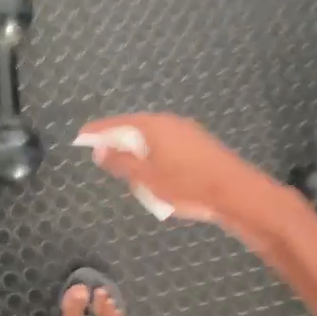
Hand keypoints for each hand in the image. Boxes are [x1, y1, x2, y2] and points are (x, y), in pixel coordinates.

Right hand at [74, 113, 286, 231]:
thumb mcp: (147, 178)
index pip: (117, 124)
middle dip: (118, 139)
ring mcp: (188, 132)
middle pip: (136, 127)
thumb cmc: (187, 185)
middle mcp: (169, 122)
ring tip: (126, 167)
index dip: (98, 131)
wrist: (236, 193)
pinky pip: (168, 145)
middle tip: (101, 152)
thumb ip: (121, 162)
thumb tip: (100, 150)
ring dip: (138, 149)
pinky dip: (155, 155)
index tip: (81, 136)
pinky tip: (155, 173)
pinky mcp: (200, 145)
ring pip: (153, 138)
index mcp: (153, 126)